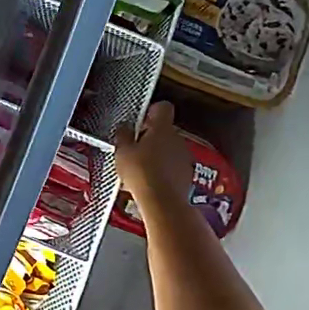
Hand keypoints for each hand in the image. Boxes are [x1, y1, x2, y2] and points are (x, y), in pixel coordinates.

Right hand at [113, 101, 193, 217]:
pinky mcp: (185, 174)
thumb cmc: (142, 174)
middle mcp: (177, 139)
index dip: (150, 110)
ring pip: (168, 148)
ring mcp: (183, 157)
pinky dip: (162, 169)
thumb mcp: (122, 151)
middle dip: (149, 136)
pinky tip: (147, 179)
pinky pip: (172, 165)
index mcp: (162, 129)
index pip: (162, 107)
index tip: (140, 118)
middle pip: (163, 130)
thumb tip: (124, 128)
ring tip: (138, 166)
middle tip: (132, 146)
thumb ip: (123, 135)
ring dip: (155, 153)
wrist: (162, 201)